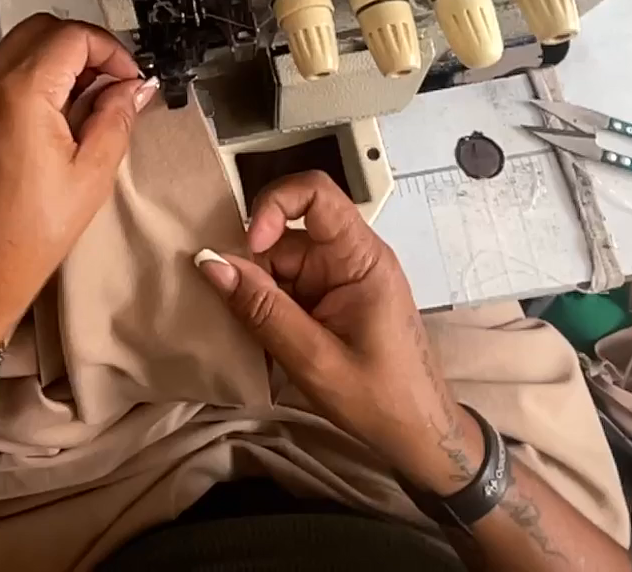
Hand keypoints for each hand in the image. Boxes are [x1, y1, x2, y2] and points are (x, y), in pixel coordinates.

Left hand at [0, 13, 158, 360]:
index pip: (73, 36)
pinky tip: (55, 114)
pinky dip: (32, 74)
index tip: (129, 79)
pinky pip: (0, 70)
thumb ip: (116, 117)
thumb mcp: (90, 175)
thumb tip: (132, 87)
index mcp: (20, 92)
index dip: (111, 50)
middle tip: (112, 82)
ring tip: (87, 100)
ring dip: (57, 58)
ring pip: (19, 46)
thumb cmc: (27, 235)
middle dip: (84, 46)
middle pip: (43, 29)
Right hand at [194, 171, 484, 493]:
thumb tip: (210, 261)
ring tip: (243, 327)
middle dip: (252, 262)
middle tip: (231, 303)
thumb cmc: (382, 399)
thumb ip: (262, 309)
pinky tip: (257, 334)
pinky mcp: (325, 295)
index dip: (275, 203)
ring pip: (277, 259)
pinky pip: (283, 282)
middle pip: (284, 232)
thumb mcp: (314, 360)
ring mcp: (335, 275)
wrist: (421, 438)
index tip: (252, 245)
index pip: (316, 192)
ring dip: (255, 288)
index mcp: (360, 257)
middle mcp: (346, 255)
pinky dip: (264, 303)